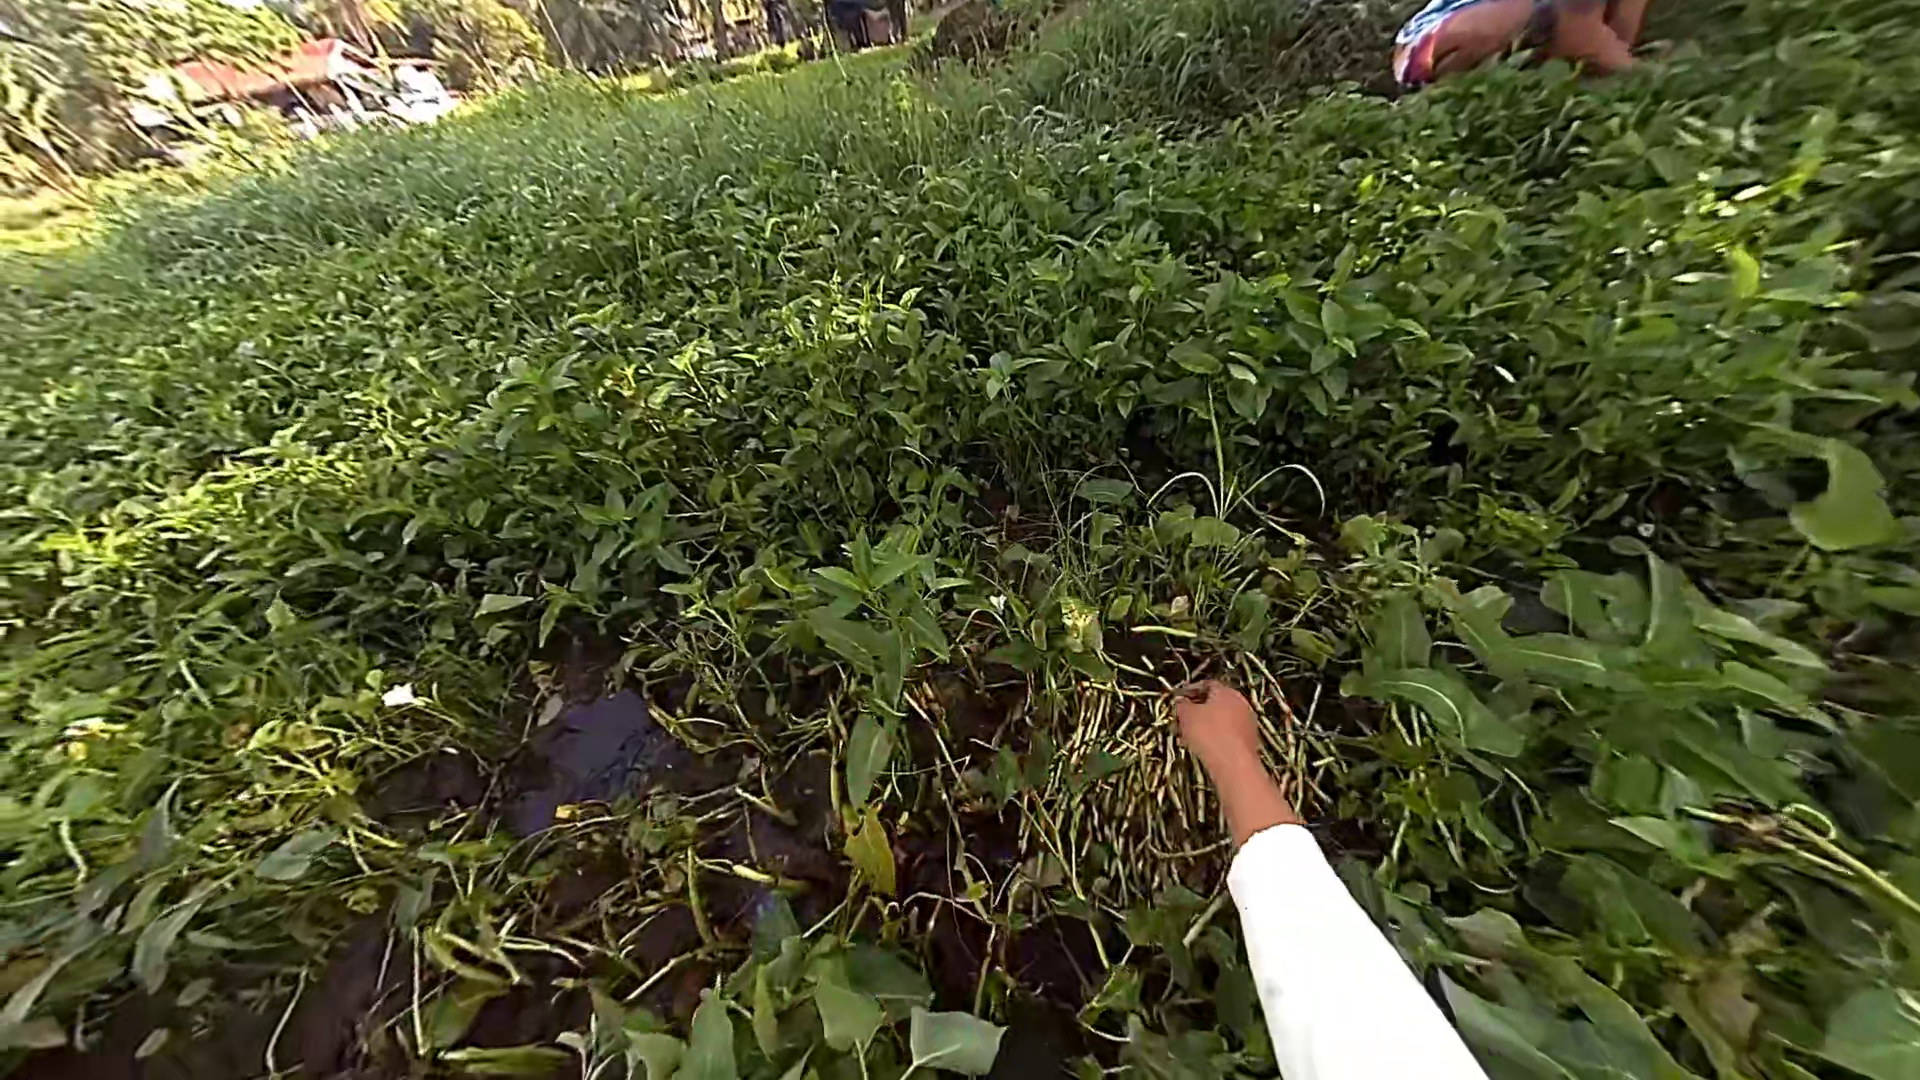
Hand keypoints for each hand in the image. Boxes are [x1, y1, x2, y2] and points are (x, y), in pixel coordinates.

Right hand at [1174, 679, 1260, 775]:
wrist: (1234, 766)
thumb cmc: (1209, 734)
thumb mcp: (1186, 715)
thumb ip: (1181, 704)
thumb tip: (1181, 702)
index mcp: (1227, 691)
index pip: (1206, 684)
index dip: (1189, 691)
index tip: (1177, 700)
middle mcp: (1241, 704)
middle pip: (1214, 702)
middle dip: (1197, 710)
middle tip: (1182, 718)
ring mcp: (1248, 724)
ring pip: (1221, 719)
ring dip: (1205, 725)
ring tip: (1188, 736)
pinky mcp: (1249, 742)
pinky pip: (1228, 734)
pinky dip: (1215, 737)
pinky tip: (1203, 747)